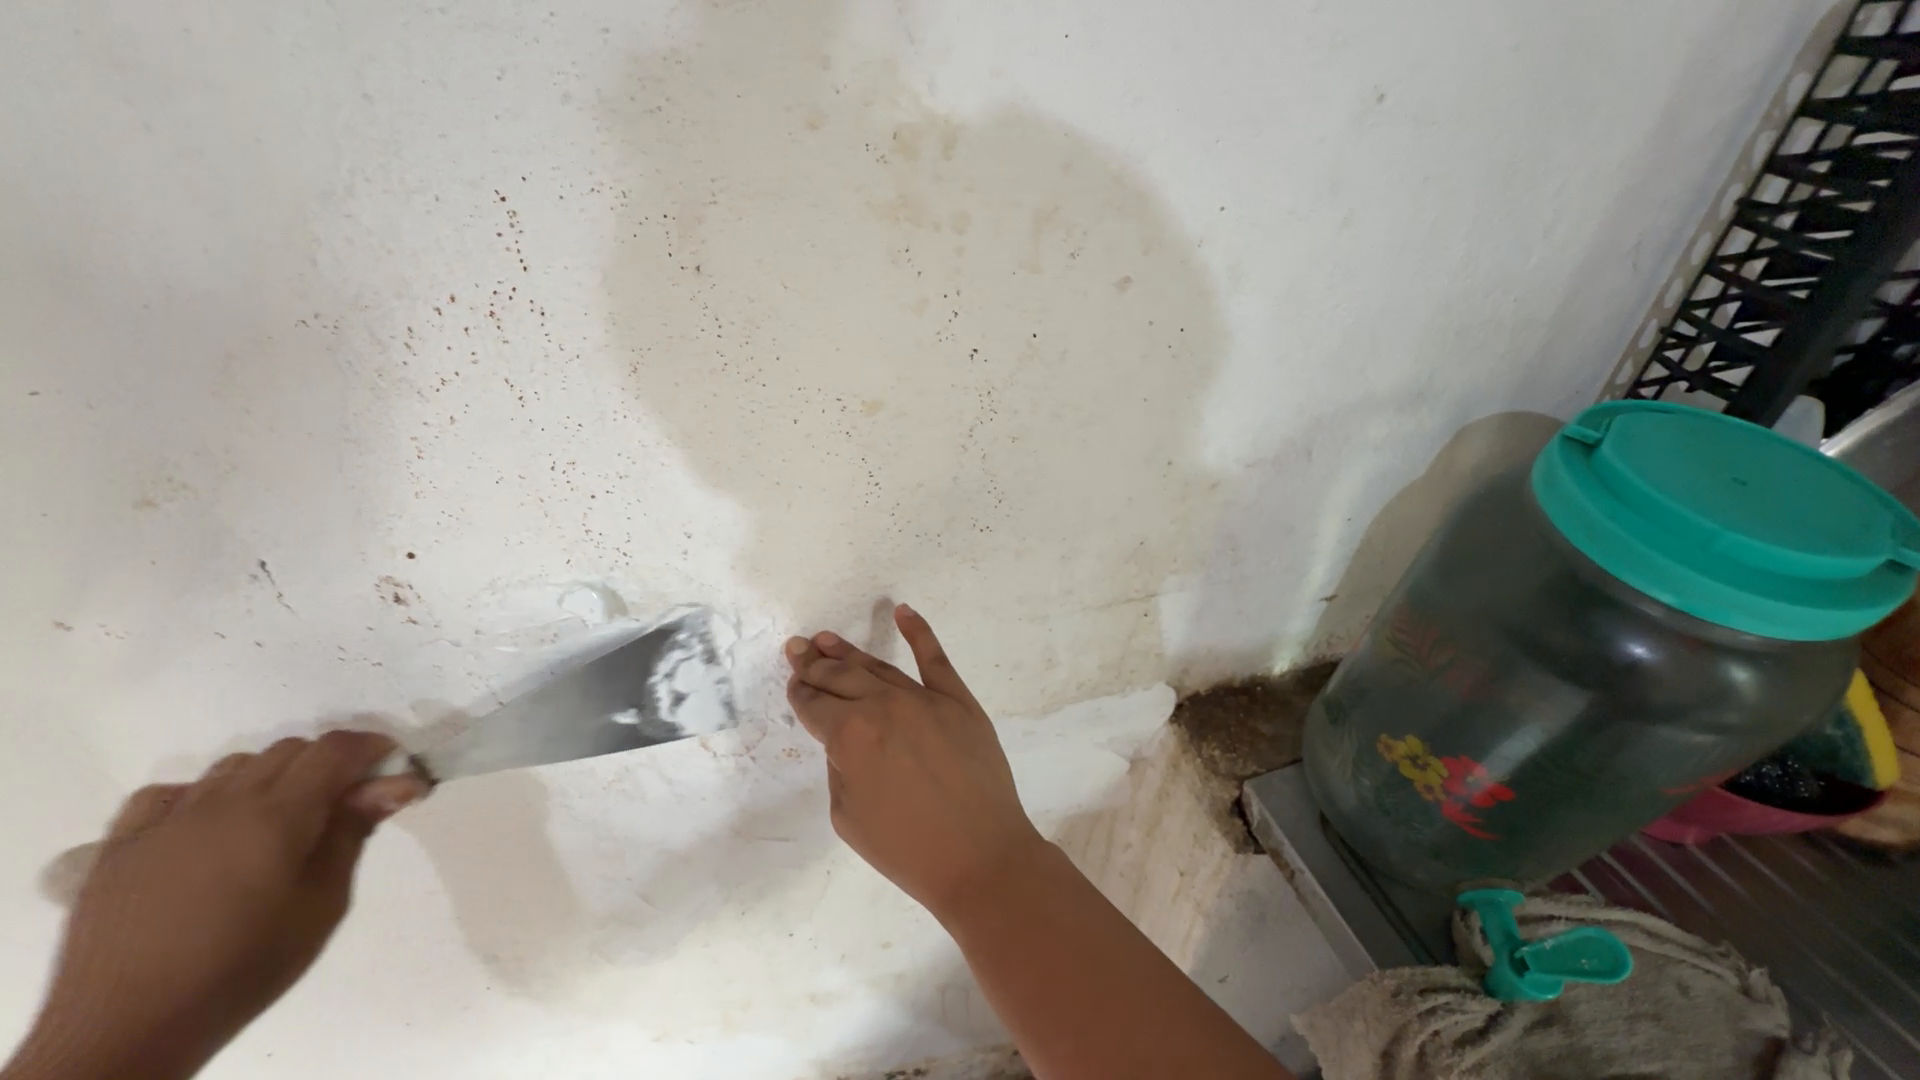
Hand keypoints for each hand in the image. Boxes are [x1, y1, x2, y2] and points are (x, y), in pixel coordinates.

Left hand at [4, 731, 428, 1079]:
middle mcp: (222, 802)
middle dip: (326, 765)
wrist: (130, 1027)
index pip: (334, 749)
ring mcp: (164, 820)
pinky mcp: (119, 845)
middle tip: (342, 805)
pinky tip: (206, 830)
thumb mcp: (324, 903)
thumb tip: (396, 782)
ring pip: (233, 767)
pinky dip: (200, 797)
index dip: (371, 747)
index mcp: (278, 814)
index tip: (392, 766)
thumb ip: (353, 832)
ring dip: (268, 779)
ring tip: (276, 823)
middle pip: (288, 751)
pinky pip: (167, 794)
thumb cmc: (247, 965)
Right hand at [785, 604, 1046, 919]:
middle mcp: (884, 706)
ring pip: (879, 667)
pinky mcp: (960, 701)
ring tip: (828, 638)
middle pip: (841, 678)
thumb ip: (839, 767)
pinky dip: (919, 632)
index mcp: (850, 736)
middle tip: (798, 647)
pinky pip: (935, 659)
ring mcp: (924, 699)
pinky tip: (904, 612)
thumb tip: (846, 738)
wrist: (980, 858)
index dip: (800, 692)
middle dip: (814, 664)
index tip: (792, 681)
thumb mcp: (847, 816)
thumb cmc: (906, 850)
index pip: (815, 705)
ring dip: (849, 651)